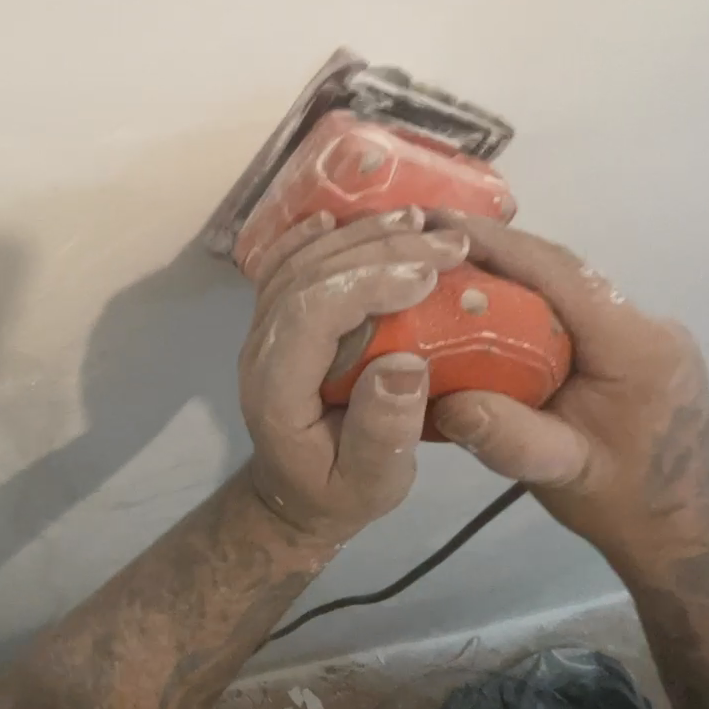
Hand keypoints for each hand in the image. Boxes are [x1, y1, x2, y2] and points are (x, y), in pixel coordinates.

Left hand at [237, 207, 470, 542]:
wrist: (294, 488)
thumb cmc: (336, 490)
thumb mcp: (370, 484)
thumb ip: (383, 434)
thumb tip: (406, 367)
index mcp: (276, 391)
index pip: (308, 316)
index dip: (365, 286)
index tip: (428, 276)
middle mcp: (260, 350)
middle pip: (305, 279)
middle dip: (376, 252)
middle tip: (448, 243)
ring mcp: (262, 331)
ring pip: (297, 264)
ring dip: (356, 236)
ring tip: (418, 221)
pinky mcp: (276, 321)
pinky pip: (286, 267)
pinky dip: (314, 238)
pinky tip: (344, 218)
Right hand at [424, 211, 708, 568]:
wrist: (689, 532)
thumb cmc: (628, 503)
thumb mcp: (562, 476)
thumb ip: (507, 438)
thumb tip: (437, 398)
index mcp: (635, 345)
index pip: (558, 274)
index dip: (495, 243)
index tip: (434, 222)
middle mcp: (645, 323)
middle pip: (557, 269)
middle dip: (489, 247)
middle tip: (420, 237)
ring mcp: (640, 330)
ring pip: (560, 283)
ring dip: (501, 268)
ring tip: (437, 262)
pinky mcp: (627, 342)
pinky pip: (564, 304)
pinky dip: (517, 294)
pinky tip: (476, 302)